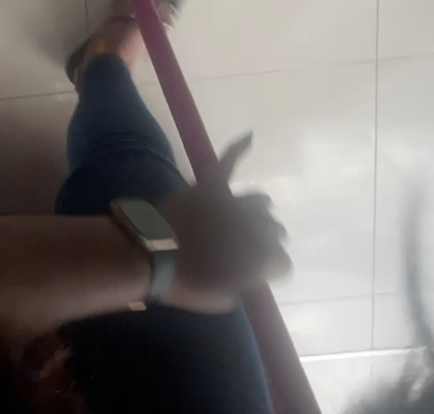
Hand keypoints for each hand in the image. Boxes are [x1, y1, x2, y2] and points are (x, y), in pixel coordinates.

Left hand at [155, 133, 290, 312]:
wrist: (149, 254)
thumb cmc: (185, 282)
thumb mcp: (222, 296)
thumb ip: (242, 280)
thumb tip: (246, 270)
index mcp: (260, 259)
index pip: (283, 263)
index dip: (272, 268)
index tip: (260, 272)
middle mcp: (253, 228)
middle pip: (274, 231)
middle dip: (267, 239)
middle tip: (249, 247)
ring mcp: (232, 204)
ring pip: (260, 202)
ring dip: (258, 212)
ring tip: (249, 218)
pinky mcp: (209, 187)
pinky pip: (226, 162)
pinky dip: (237, 149)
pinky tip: (250, 136)